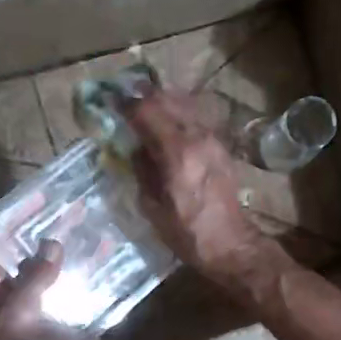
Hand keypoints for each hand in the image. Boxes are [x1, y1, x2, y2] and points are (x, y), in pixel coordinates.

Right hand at [125, 91, 281, 289]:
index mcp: (177, 152)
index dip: (126, 104)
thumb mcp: (152, 206)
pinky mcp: (222, 146)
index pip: (147, 112)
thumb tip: (135, 148)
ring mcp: (214, 139)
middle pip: (168, 100)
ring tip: (146, 105)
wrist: (230, 243)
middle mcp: (198, 137)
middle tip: (126, 97)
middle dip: (144, 96)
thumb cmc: (187, 232)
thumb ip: (142, 170)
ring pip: (186, 104)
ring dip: (164, 101)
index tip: (110, 101)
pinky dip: (180, 112)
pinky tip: (170, 121)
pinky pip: (197, 118)